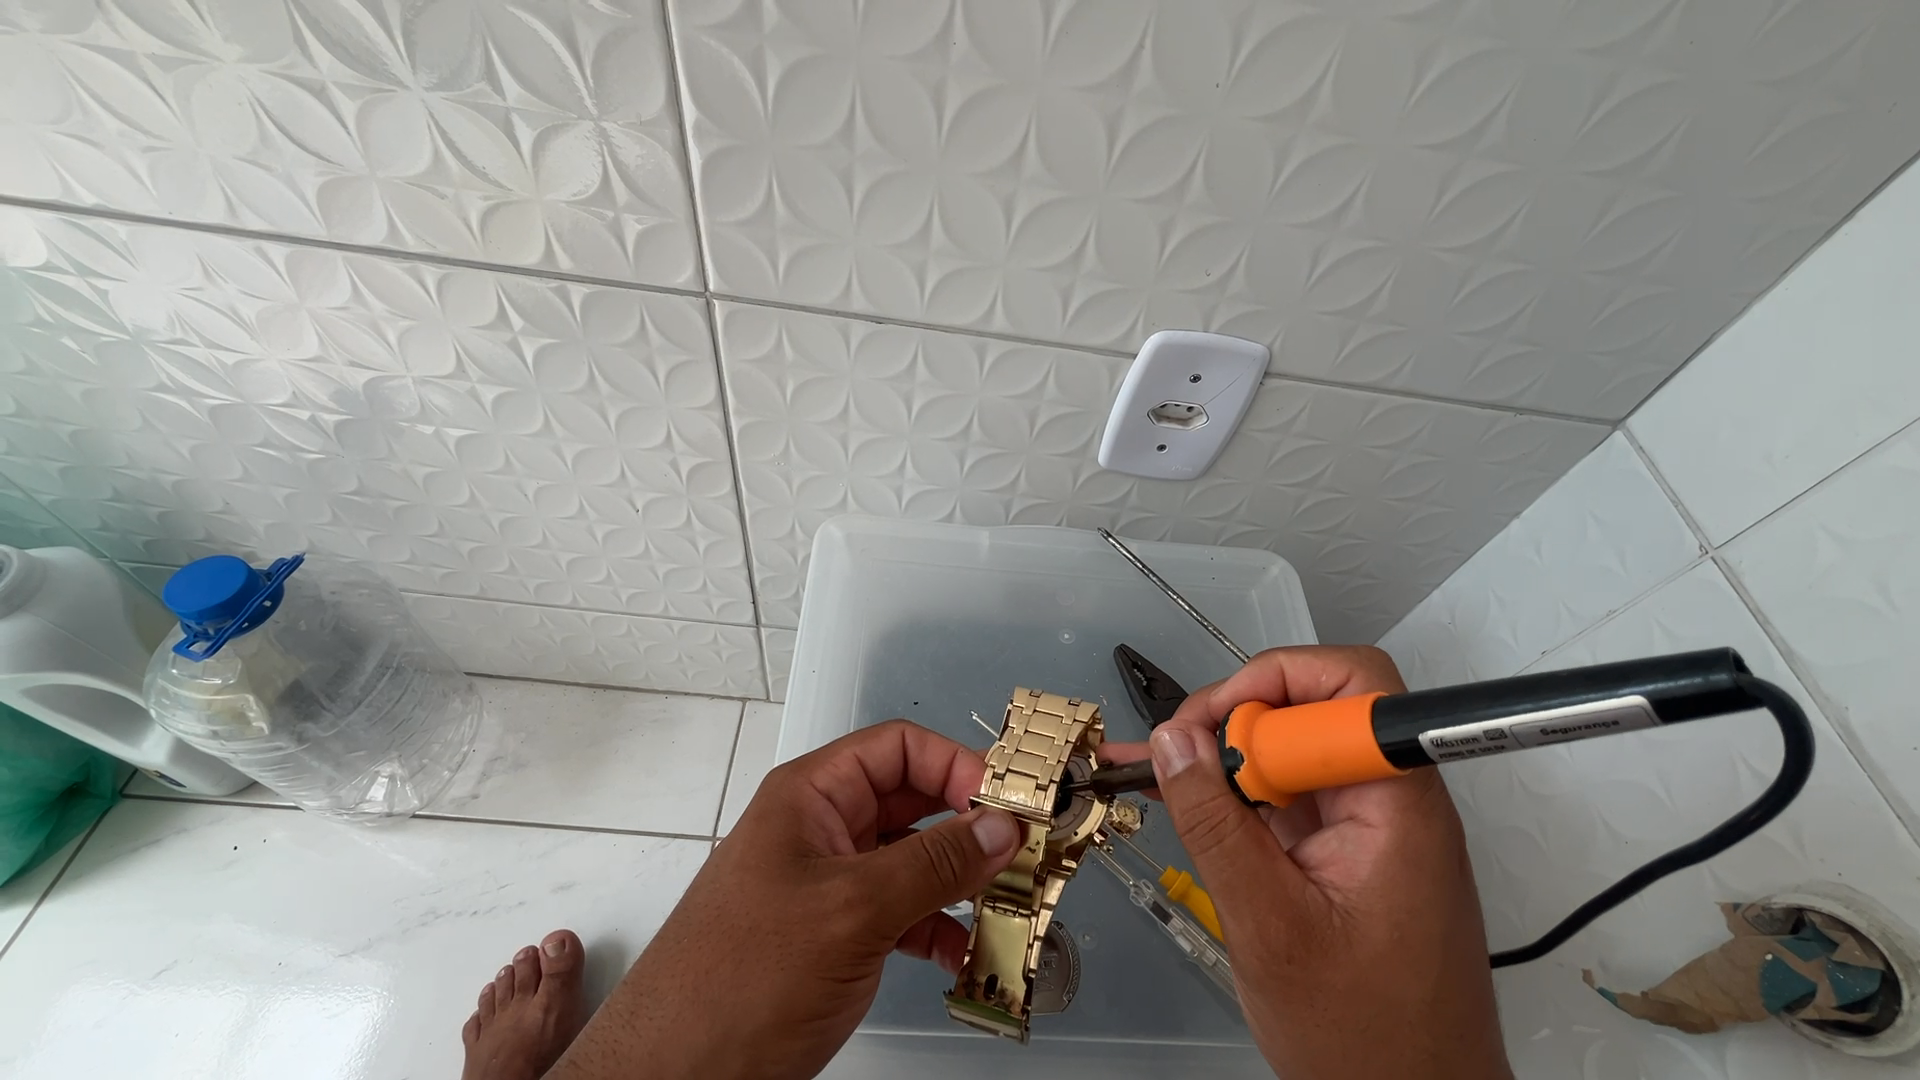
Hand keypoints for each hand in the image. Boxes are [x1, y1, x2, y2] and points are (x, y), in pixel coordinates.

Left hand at [549, 720, 1020, 1079]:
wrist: (673, 1077)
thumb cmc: (751, 974)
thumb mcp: (852, 910)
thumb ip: (934, 864)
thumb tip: (1004, 826)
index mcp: (813, 794)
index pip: (898, 749)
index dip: (956, 765)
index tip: (1008, 804)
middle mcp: (823, 827)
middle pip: (910, 802)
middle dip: (967, 825)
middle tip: (1024, 854)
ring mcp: (829, 882)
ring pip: (911, 860)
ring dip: (959, 880)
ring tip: (1008, 904)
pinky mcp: (834, 933)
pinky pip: (900, 912)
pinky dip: (936, 928)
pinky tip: (965, 955)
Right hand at [1128, 646, 1511, 1079]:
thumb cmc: (1357, 1034)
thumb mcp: (1269, 926)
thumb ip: (1215, 825)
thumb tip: (1172, 737)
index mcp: (1396, 802)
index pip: (1351, 685)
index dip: (1273, 681)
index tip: (1205, 726)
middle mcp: (1386, 797)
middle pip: (1311, 708)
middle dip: (1233, 718)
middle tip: (1172, 755)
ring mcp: (1364, 823)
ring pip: (1288, 751)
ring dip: (1221, 757)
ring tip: (1156, 771)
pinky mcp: (1341, 848)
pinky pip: (1281, 796)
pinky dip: (1229, 793)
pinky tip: (1179, 799)